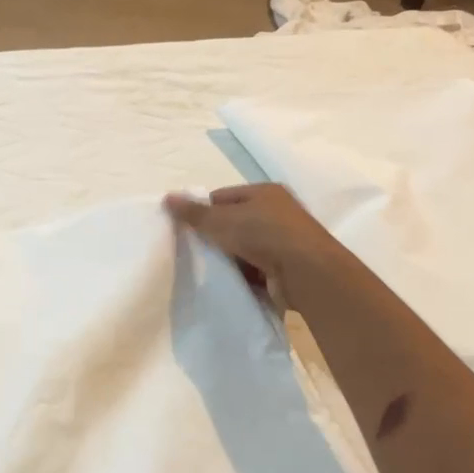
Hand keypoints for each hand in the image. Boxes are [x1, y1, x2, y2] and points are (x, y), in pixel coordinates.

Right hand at [162, 184, 351, 302]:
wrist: (307, 273)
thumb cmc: (264, 235)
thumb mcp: (222, 220)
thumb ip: (194, 212)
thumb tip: (167, 198)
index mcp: (265, 192)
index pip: (223, 197)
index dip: (203, 210)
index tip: (187, 229)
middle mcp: (277, 212)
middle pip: (234, 221)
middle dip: (215, 235)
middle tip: (195, 250)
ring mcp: (284, 239)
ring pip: (243, 246)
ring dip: (229, 257)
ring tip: (211, 268)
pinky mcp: (287, 264)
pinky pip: (255, 266)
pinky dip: (243, 272)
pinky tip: (231, 280)